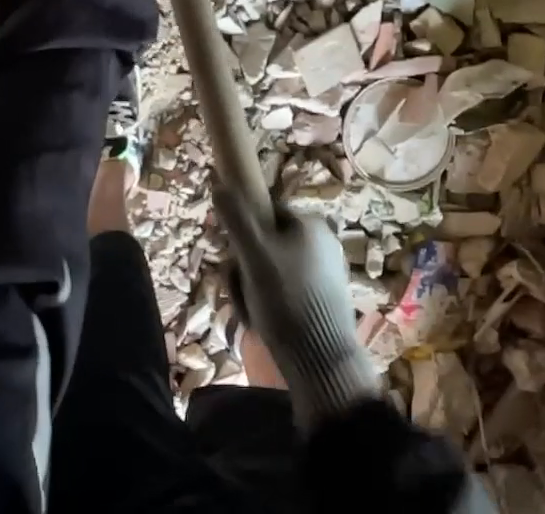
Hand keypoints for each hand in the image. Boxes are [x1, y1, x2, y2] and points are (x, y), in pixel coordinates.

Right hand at [222, 198, 381, 429]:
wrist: (320, 360)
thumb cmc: (286, 298)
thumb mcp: (253, 254)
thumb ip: (236, 218)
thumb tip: (219, 185)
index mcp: (311, 224)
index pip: (265, 212)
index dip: (243, 232)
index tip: (233, 256)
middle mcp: (322, 243)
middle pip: (265, 243)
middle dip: (245, 268)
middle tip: (240, 292)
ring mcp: (325, 273)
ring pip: (272, 269)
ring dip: (252, 288)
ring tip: (250, 312)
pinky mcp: (324, 300)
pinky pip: (286, 291)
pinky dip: (270, 304)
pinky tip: (263, 323)